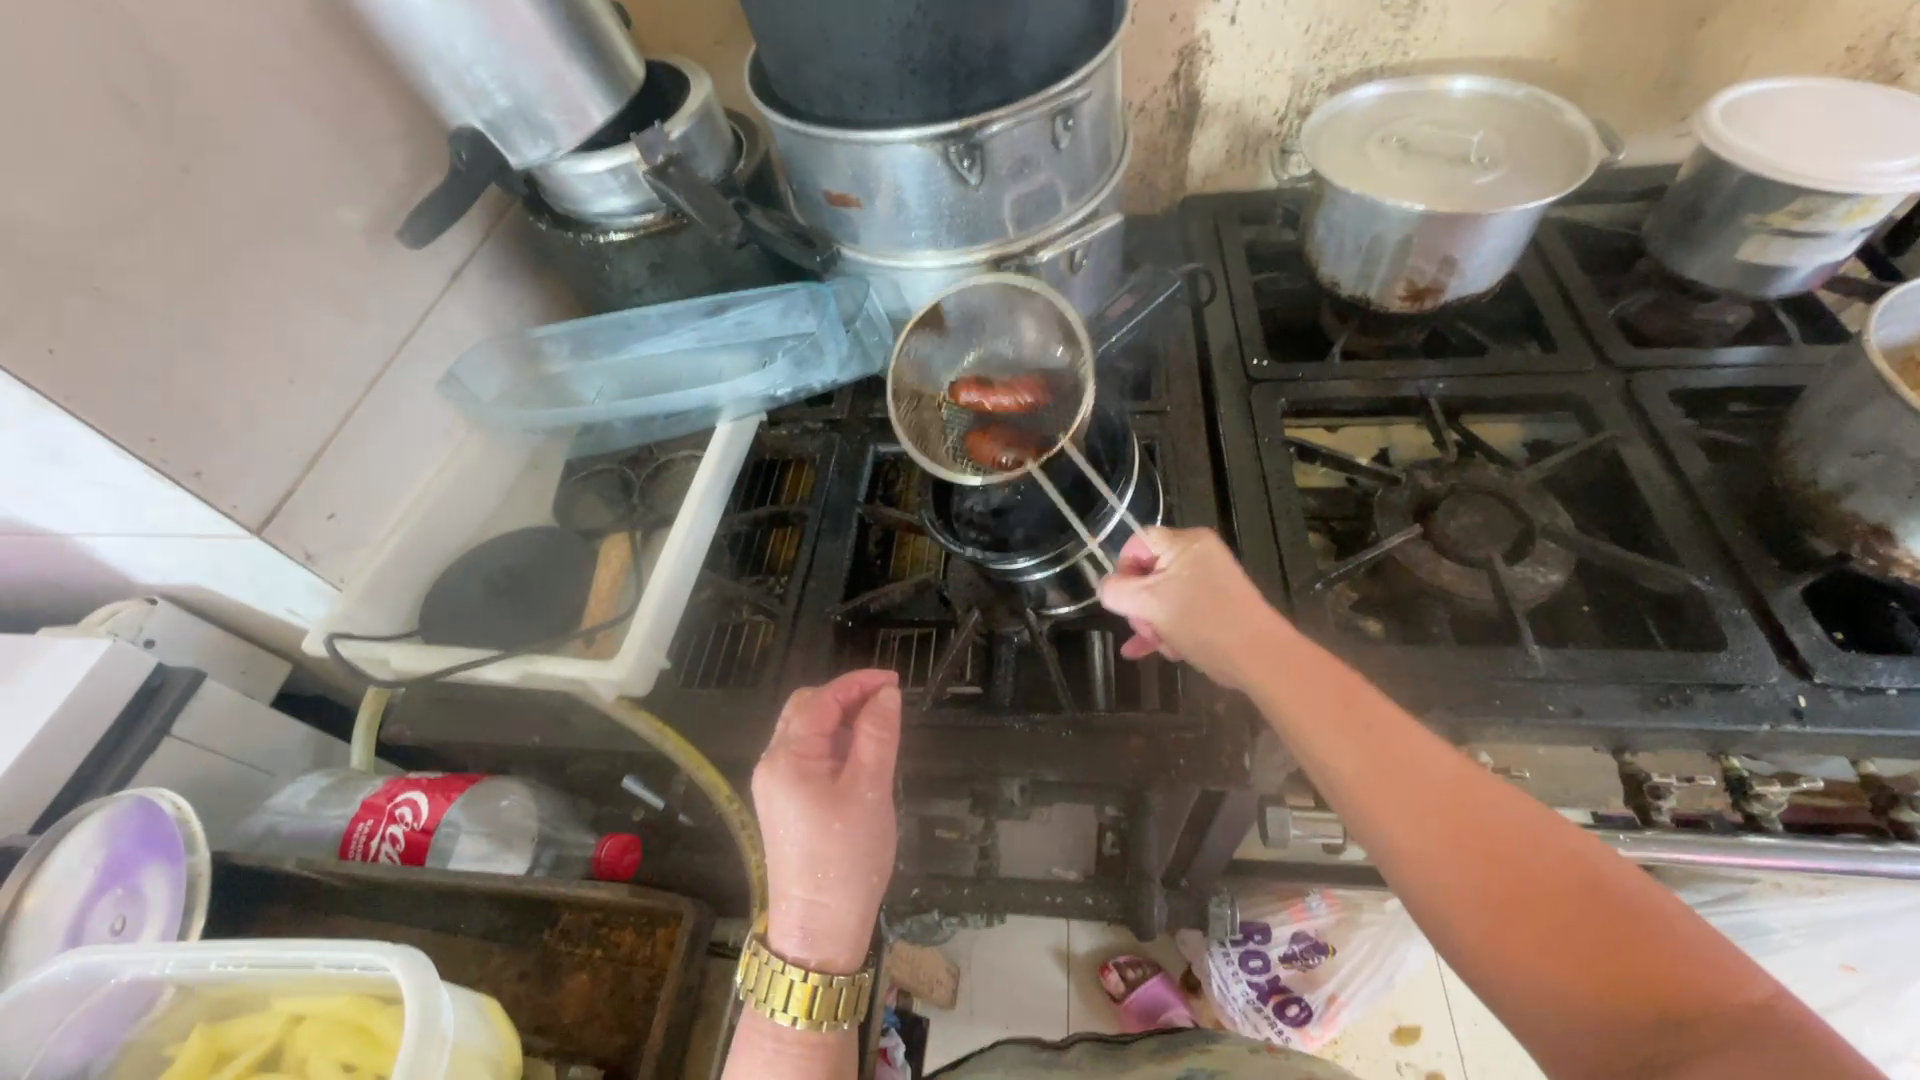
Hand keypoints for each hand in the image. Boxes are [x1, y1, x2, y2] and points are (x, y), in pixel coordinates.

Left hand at [752, 669, 901, 972]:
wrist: (819, 930)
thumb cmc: (847, 858)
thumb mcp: (871, 790)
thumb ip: (878, 735)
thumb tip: (886, 695)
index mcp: (787, 758)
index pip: (821, 700)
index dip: (858, 684)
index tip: (895, 681)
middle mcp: (772, 765)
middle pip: (806, 710)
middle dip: (846, 697)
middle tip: (888, 702)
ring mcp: (774, 786)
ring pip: (806, 733)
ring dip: (841, 720)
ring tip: (880, 725)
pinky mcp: (784, 805)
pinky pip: (807, 758)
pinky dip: (834, 745)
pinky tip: (860, 755)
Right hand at [1098, 526, 1291, 690]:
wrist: (1258, 656)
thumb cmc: (1202, 622)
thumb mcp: (1150, 604)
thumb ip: (1116, 591)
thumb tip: (1107, 588)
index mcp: (1185, 543)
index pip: (1137, 542)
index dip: (1124, 568)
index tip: (1124, 598)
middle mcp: (1198, 555)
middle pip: (1148, 571)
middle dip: (1139, 605)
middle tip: (1144, 627)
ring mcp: (1207, 581)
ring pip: (1161, 596)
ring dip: (1151, 622)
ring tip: (1156, 645)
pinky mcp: (1213, 605)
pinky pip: (1178, 610)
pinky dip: (1166, 627)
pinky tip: (1151, 652)